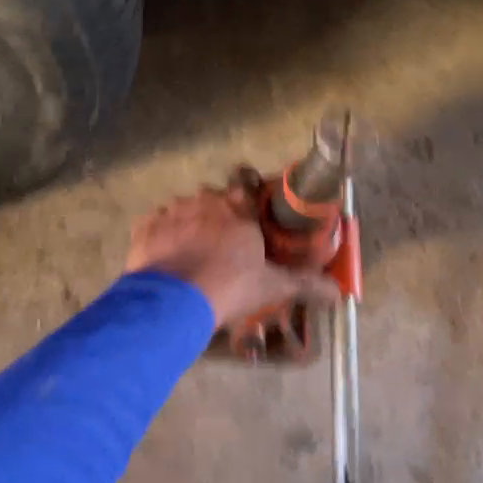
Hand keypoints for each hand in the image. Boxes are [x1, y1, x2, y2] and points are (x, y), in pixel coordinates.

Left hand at [124, 180, 340, 326]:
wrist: (174, 300)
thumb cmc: (230, 286)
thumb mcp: (273, 286)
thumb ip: (305, 284)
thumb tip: (338, 293)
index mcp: (237, 207)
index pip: (243, 181)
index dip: (244, 193)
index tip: (246, 210)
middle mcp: (203, 199)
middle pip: (211, 198)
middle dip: (216, 215)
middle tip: (222, 244)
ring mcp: (170, 210)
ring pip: (182, 210)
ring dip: (187, 226)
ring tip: (192, 256)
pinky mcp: (144, 226)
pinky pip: (155, 225)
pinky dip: (161, 238)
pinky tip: (167, 259)